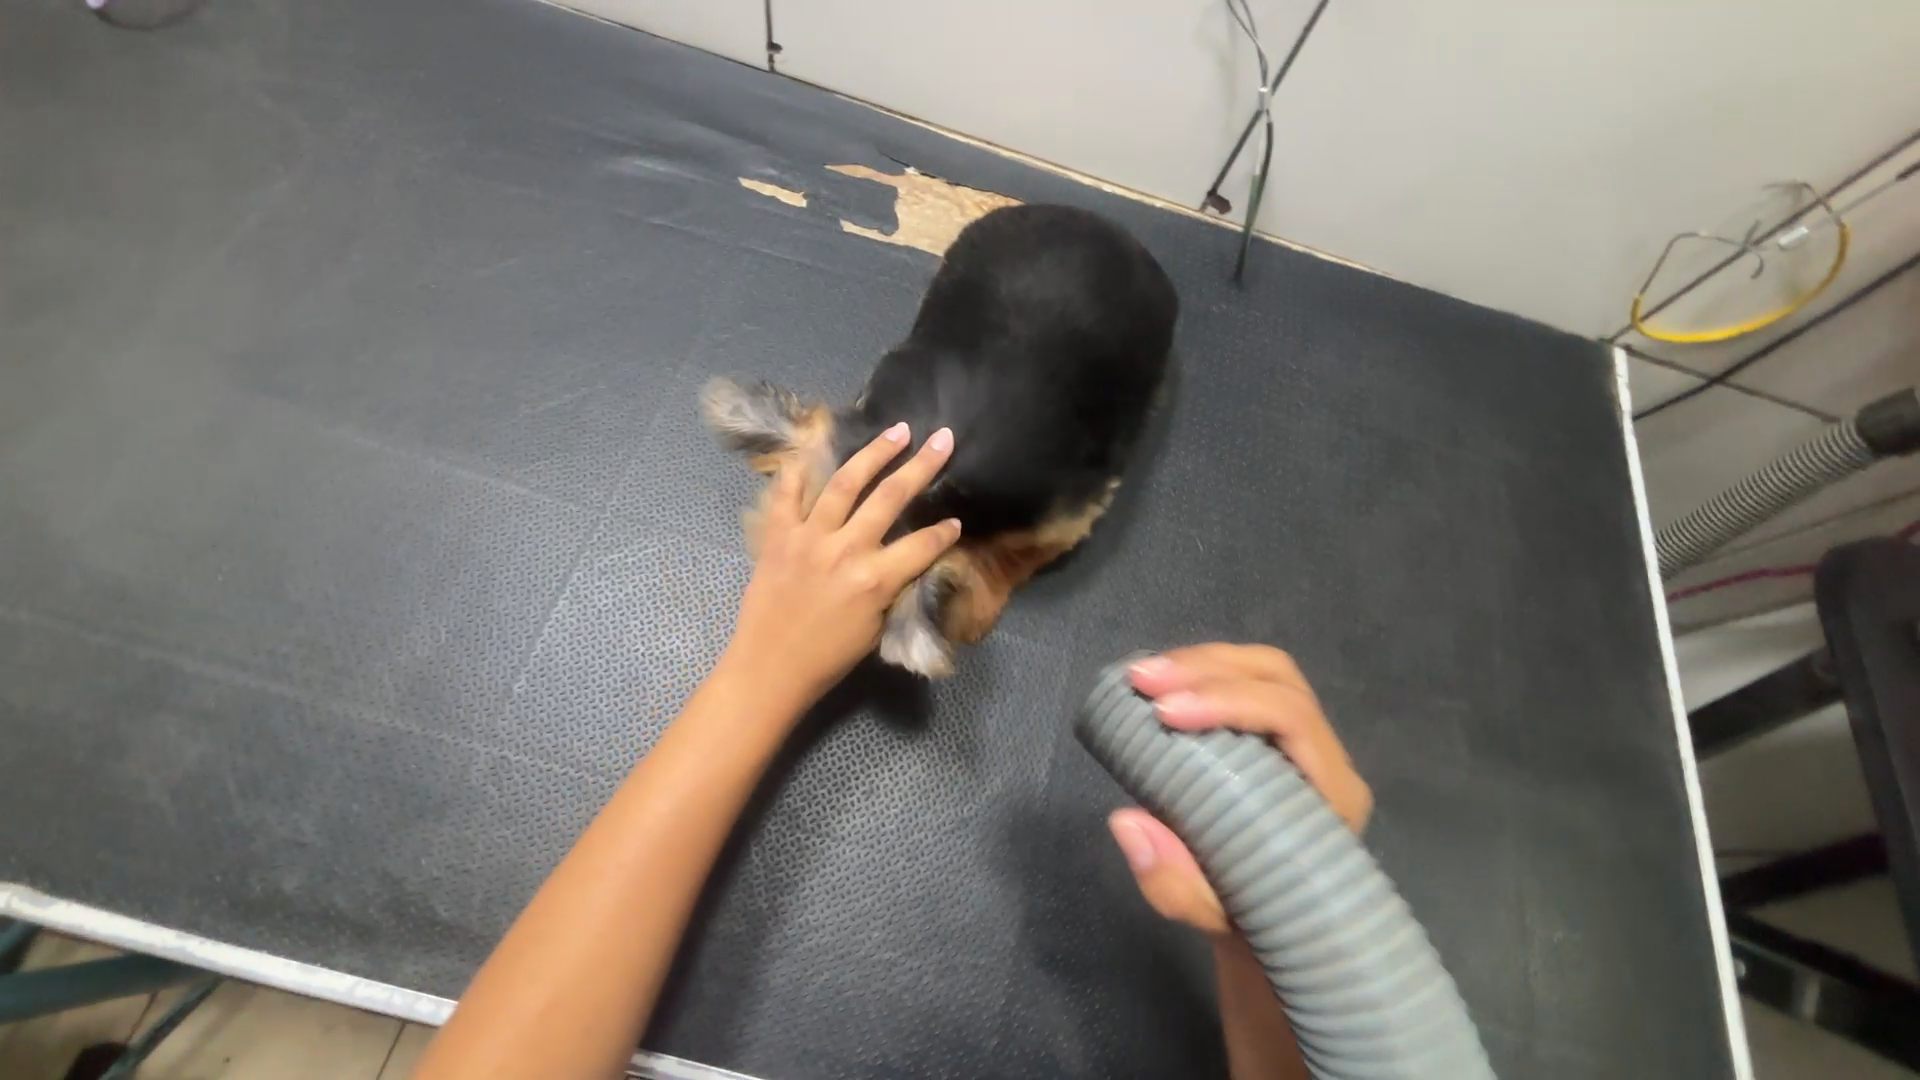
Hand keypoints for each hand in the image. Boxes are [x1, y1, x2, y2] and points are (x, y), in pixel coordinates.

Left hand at [717, 423, 959, 713]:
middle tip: (942, 438)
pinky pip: (788, 493)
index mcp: (875, 579)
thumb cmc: (828, 658)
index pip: (922, 544)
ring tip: (898, 431)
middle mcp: (846, 549)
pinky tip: (817, 446)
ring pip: (846, 483)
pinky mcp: (778, 536)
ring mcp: (808, 537)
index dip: (944, 532)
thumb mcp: (876, 627)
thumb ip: (892, 587)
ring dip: (875, 453)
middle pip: (891, 497)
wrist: (769, 669)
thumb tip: (905, 559)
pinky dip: (801, 469)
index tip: (955, 521)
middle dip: (922, 466)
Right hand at [1106, 644, 1371, 937]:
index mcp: (1331, 796)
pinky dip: (1195, 671)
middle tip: (1142, 680)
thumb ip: (1174, 882)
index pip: (1292, 716)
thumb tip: (1124, 821)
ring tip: (1141, 675)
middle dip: (1206, 669)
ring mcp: (1299, 740)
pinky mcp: (1268, 734)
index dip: (1228, 702)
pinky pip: (1242, 681)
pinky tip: (1157, 681)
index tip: (1165, 713)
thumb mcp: (1212, 917)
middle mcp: (1324, 757)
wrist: (1272, 928)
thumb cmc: (1252, 920)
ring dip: (1198, 662)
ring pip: (1261, 669)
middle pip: (1277, 677)